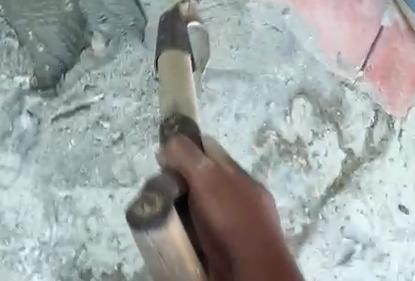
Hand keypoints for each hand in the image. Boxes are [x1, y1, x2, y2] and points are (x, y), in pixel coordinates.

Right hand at [156, 134, 302, 280]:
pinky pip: (203, 230)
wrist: (253, 275)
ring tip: (163, 210)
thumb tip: (165, 147)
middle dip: (181, 180)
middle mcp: (242, 197)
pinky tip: (177, 231)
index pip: (209, 148)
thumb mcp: (206, 176)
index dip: (185, 147)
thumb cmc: (232, 219)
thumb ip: (186, 154)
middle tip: (160, 187)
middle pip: (204, 177)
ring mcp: (238, 225)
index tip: (163, 158)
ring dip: (183, 207)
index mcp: (242, 177)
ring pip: (202, 205)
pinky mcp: (230, 250)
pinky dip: (189, 230)